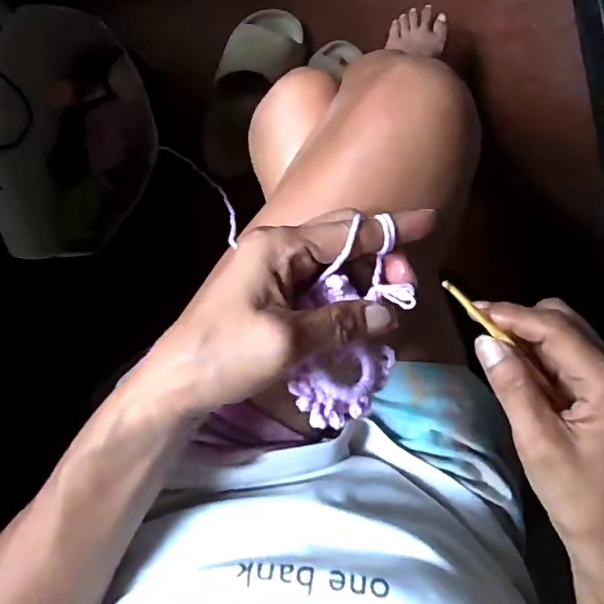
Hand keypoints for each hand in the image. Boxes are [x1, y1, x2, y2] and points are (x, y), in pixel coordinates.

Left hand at [126, 209, 437, 419]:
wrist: (174, 381)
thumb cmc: (225, 355)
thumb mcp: (289, 341)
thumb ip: (343, 321)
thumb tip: (390, 312)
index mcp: (278, 246)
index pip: (347, 230)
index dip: (390, 229)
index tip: (429, 223)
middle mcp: (274, 247)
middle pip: (340, 242)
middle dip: (378, 261)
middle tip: (406, 289)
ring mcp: (267, 268)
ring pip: (328, 266)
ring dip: (359, 284)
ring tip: (385, 310)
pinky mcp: (265, 291)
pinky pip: (312, 286)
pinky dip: (337, 299)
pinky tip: (354, 318)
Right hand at [473, 299, 603, 553]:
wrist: (603, 528)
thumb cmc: (571, 490)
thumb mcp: (535, 440)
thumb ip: (511, 386)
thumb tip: (483, 340)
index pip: (558, 331)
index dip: (514, 315)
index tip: (473, 308)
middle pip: (564, 321)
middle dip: (520, 319)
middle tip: (480, 330)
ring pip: (563, 330)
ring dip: (526, 332)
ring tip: (492, 345)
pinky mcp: (599, 384)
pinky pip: (563, 350)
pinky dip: (534, 349)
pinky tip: (512, 361)